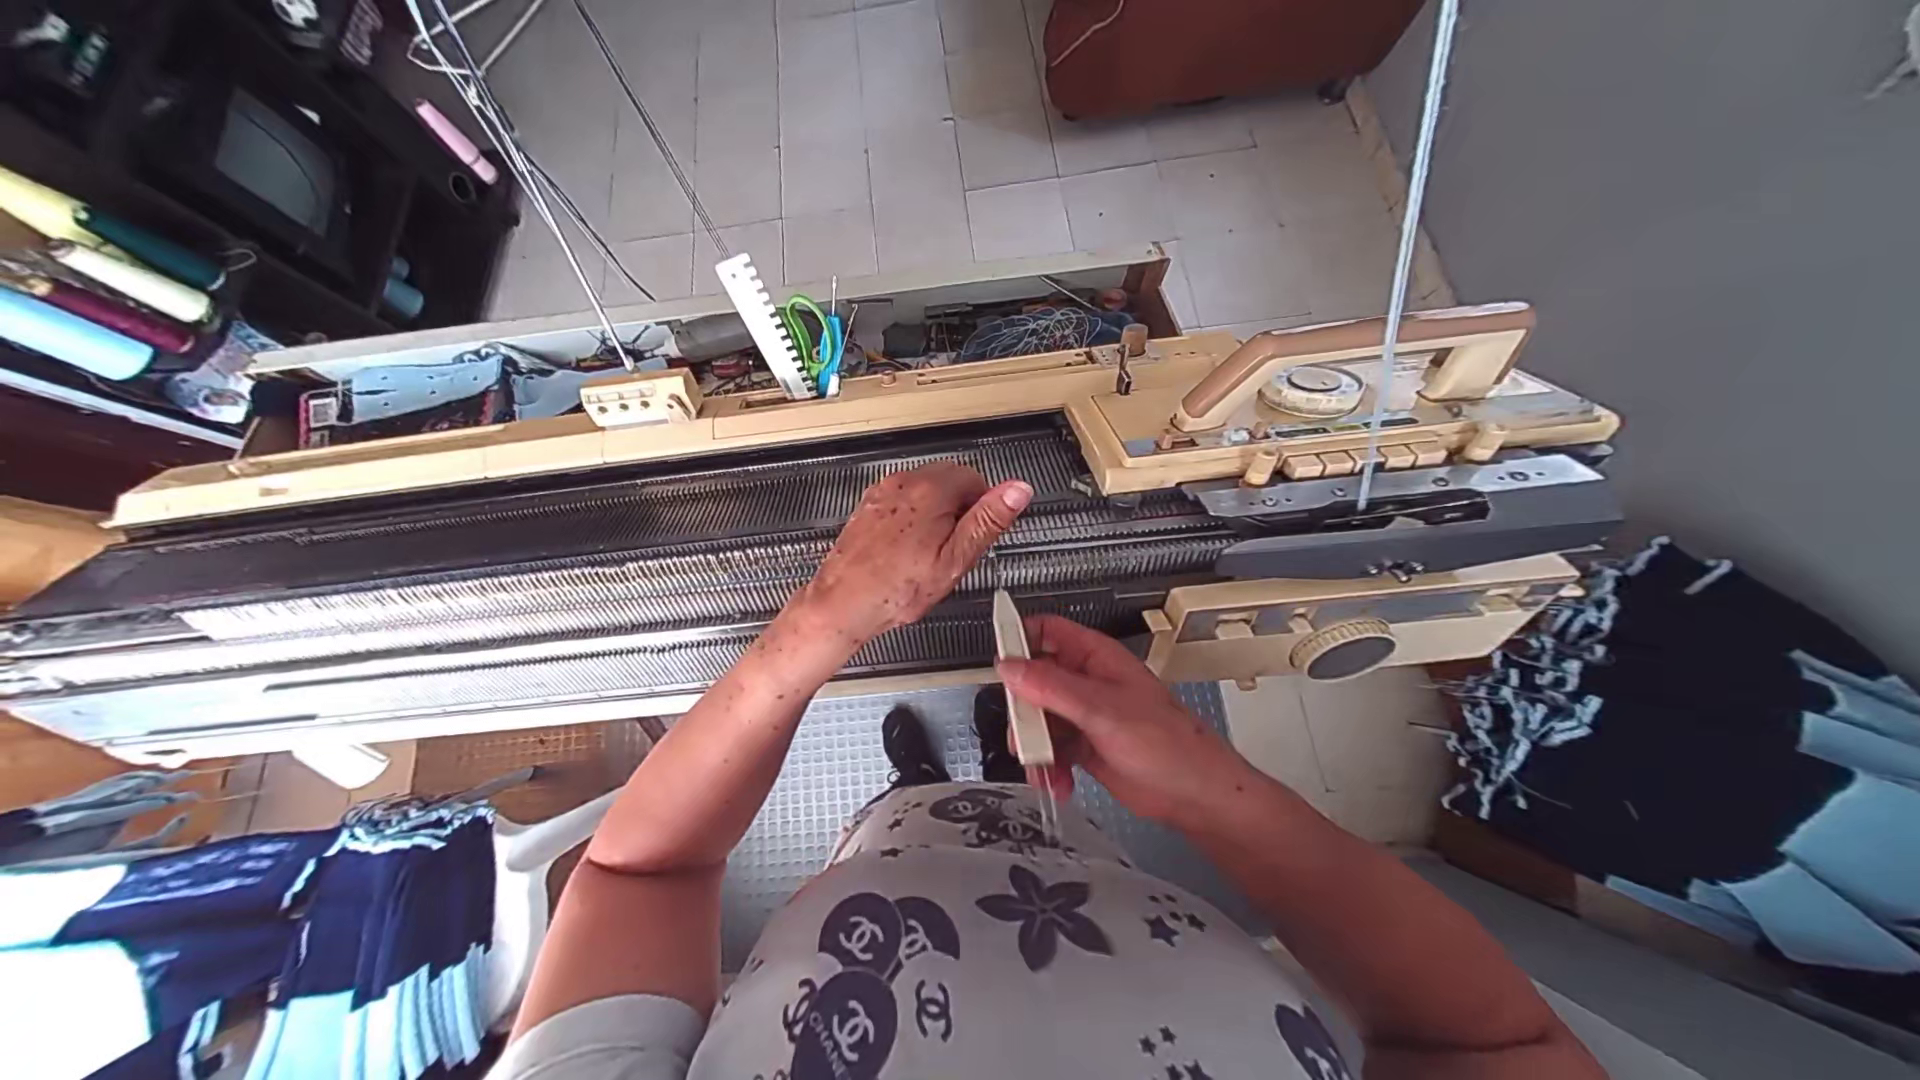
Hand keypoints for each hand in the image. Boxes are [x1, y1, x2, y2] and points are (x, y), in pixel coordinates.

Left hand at [794, 462, 1030, 645]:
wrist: (843, 602)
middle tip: (953, 547)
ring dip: (934, 513)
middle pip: (949, 479)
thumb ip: (988, 519)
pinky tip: (906, 551)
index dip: (981, 509)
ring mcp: (883, 493)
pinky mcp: (869, 506)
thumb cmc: (894, 587)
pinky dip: (911, 520)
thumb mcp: (955, 558)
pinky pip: (902, 503)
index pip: (976, 478)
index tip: (973, 534)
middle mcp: (904, 483)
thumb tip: (1017, 490)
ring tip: (927, 552)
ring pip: (925, 491)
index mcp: (931, 490)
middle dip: (958, 508)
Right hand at [997, 614, 1254, 823]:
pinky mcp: (1082, 745)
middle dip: (1022, 710)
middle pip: (1032, 681)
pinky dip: (1047, 767)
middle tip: (1023, 732)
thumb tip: (1011, 667)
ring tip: (1044, 767)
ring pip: (1036, 719)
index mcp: (1095, 658)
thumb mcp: (1104, 710)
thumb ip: (1053, 687)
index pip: (1047, 632)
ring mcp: (1082, 714)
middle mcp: (1086, 682)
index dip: (1020, 640)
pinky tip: (1057, 781)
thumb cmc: (1172, 745)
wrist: (1194, 795)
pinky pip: (1048, 749)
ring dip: (1034, 747)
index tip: (999, 661)